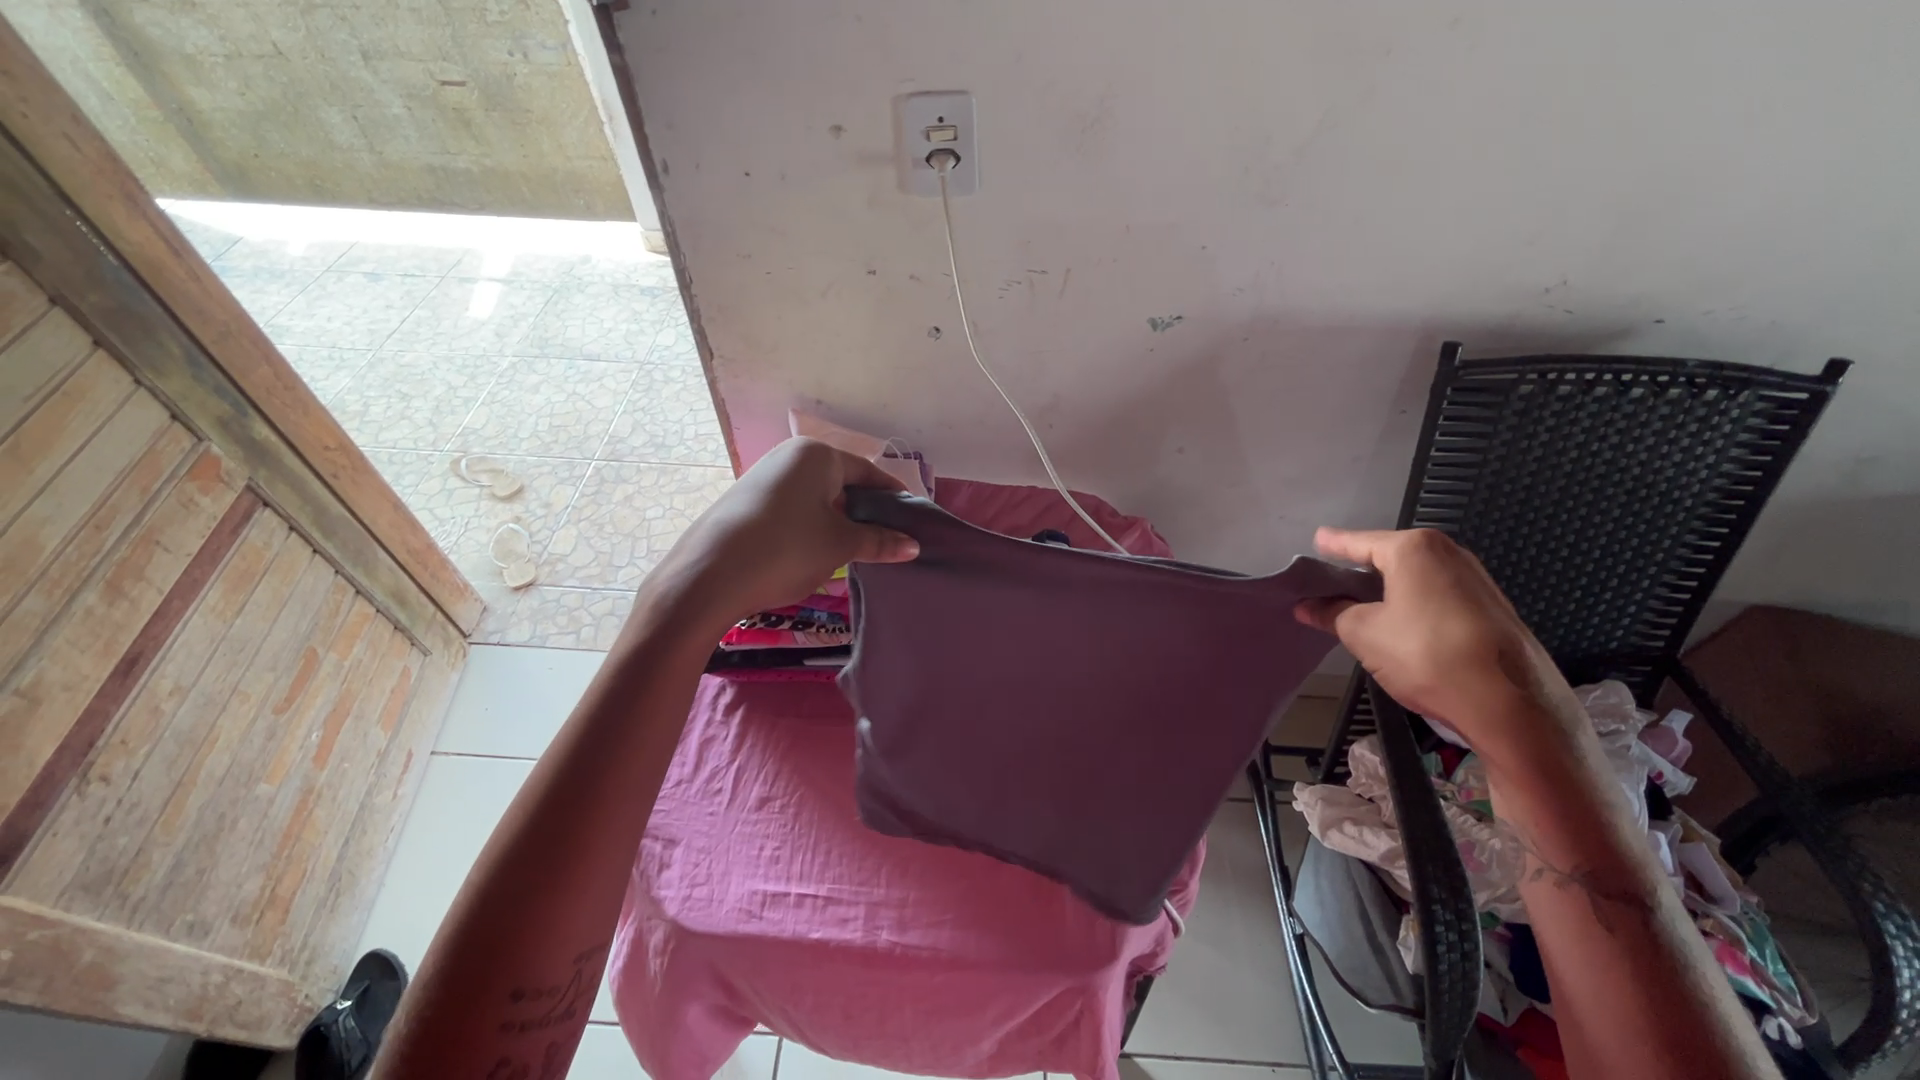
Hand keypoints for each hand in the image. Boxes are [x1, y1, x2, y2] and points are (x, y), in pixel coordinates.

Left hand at [646, 438, 919, 631]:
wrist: (708, 576)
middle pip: (841, 483)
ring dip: (836, 523)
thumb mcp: (839, 546)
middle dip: (863, 512)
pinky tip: (814, 556)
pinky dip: (810, 528)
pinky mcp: (746, 503)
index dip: (892, 499)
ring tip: (853, 554)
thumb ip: (879, 541)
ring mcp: (763, 478)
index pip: (868, 472)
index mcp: (817, 455)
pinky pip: (792, 510)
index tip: (912, 523)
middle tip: (885, 543)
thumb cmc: (786, 550)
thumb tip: (913, 545)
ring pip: (816, 498)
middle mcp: (789, 457)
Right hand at [1293, 527, 1578, 757]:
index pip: (1359, 542)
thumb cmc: (1423, 655)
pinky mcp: (1492, 606)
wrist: (1505, 702)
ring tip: (1364, 603)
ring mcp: (1476, 578)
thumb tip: (1306, 606)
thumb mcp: (1363, 634)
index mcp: (1414, 549)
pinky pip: (1440, 592)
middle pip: (1392, 555)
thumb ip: (1332, 613)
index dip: (1334, 545)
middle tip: (1334, 581)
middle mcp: (1449, 552)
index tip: (1316, 541)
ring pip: (1419, 575)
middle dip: (1363, 567)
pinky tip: (1404, 621)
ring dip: (1390, 586)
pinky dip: (1416, 600)